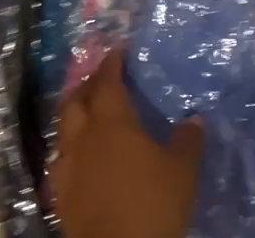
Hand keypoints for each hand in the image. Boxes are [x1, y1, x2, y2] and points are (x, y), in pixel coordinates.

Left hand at [52, 48, 204, 237]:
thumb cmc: (152, 203)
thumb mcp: (183, 168)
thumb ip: (188, 139)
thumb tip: (193, 119)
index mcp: (112, 124)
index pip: (106, 83)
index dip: (111, 64)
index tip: (119, 50)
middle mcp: (83, 140)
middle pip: (75, 103)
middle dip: (87, 85)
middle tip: (103, 78)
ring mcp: (67, 170)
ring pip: (64, 131)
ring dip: (76, 116)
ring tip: (92, 113)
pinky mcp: (61, 197)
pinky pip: (62, 159)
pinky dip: (73, 147)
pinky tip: (86, 155)